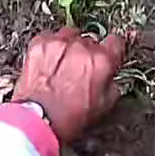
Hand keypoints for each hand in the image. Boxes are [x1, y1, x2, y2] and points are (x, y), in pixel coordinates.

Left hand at [9, 28, 127, 142]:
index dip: (113, 49)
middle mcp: (82, 47)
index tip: (109, 53)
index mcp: (102, 61)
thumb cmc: (70, 117)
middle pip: (91, 40)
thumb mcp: (104, 105)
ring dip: (70, 46)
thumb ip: (113, 81)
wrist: (38, 120)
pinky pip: (50, 37)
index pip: (116, 41)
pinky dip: (51, 47)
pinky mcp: (39, 44)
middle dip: (88, 53)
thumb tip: (111, 73)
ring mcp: (59, 43)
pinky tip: (50, 63)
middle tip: (80, 71)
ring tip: (63, 65)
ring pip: (71, 35)